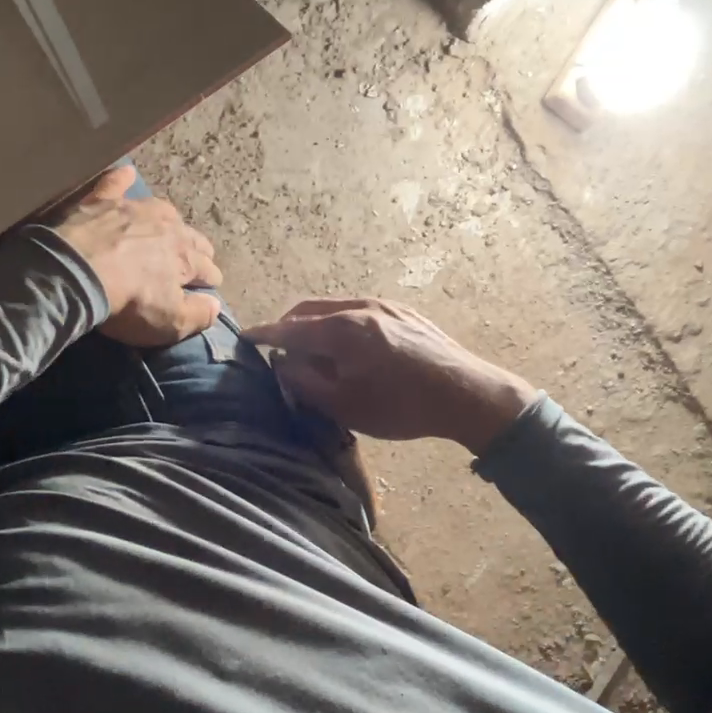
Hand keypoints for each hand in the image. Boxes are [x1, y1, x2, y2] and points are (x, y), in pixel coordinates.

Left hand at [53, 165, 222, 346]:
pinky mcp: (103, 202)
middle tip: (195, 260)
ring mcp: (135, 210)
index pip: (207, 269)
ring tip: (170, 229)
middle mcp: (168, 226)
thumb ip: (198, 315)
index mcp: (185, 257)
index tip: (208, 288)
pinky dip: (121, 179)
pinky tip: (126, 172)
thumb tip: (216, 306)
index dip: (209, 280)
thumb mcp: (169, 322)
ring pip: (163, 211)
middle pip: (191, 237)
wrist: (78, 274)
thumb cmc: (129, 302)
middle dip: (197, 250)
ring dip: (170, 221)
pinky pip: (115, 184)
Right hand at [243, 298, 539, 452]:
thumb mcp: (343, 404)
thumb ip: (304, 380)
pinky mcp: (403, 312)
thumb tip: (282, 362)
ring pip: (334, 308)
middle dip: (288, 326)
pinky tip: (347, 348)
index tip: (244, 337)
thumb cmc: (400, 407)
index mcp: (340, 329)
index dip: (264, 334)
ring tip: (312, 351)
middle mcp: (359, 307)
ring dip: (315, 325)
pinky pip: (358, 311)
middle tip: (278, 349)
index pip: (288, 328)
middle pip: (309, 309)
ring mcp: (384, 306)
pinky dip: (340, 324)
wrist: (467, 395)